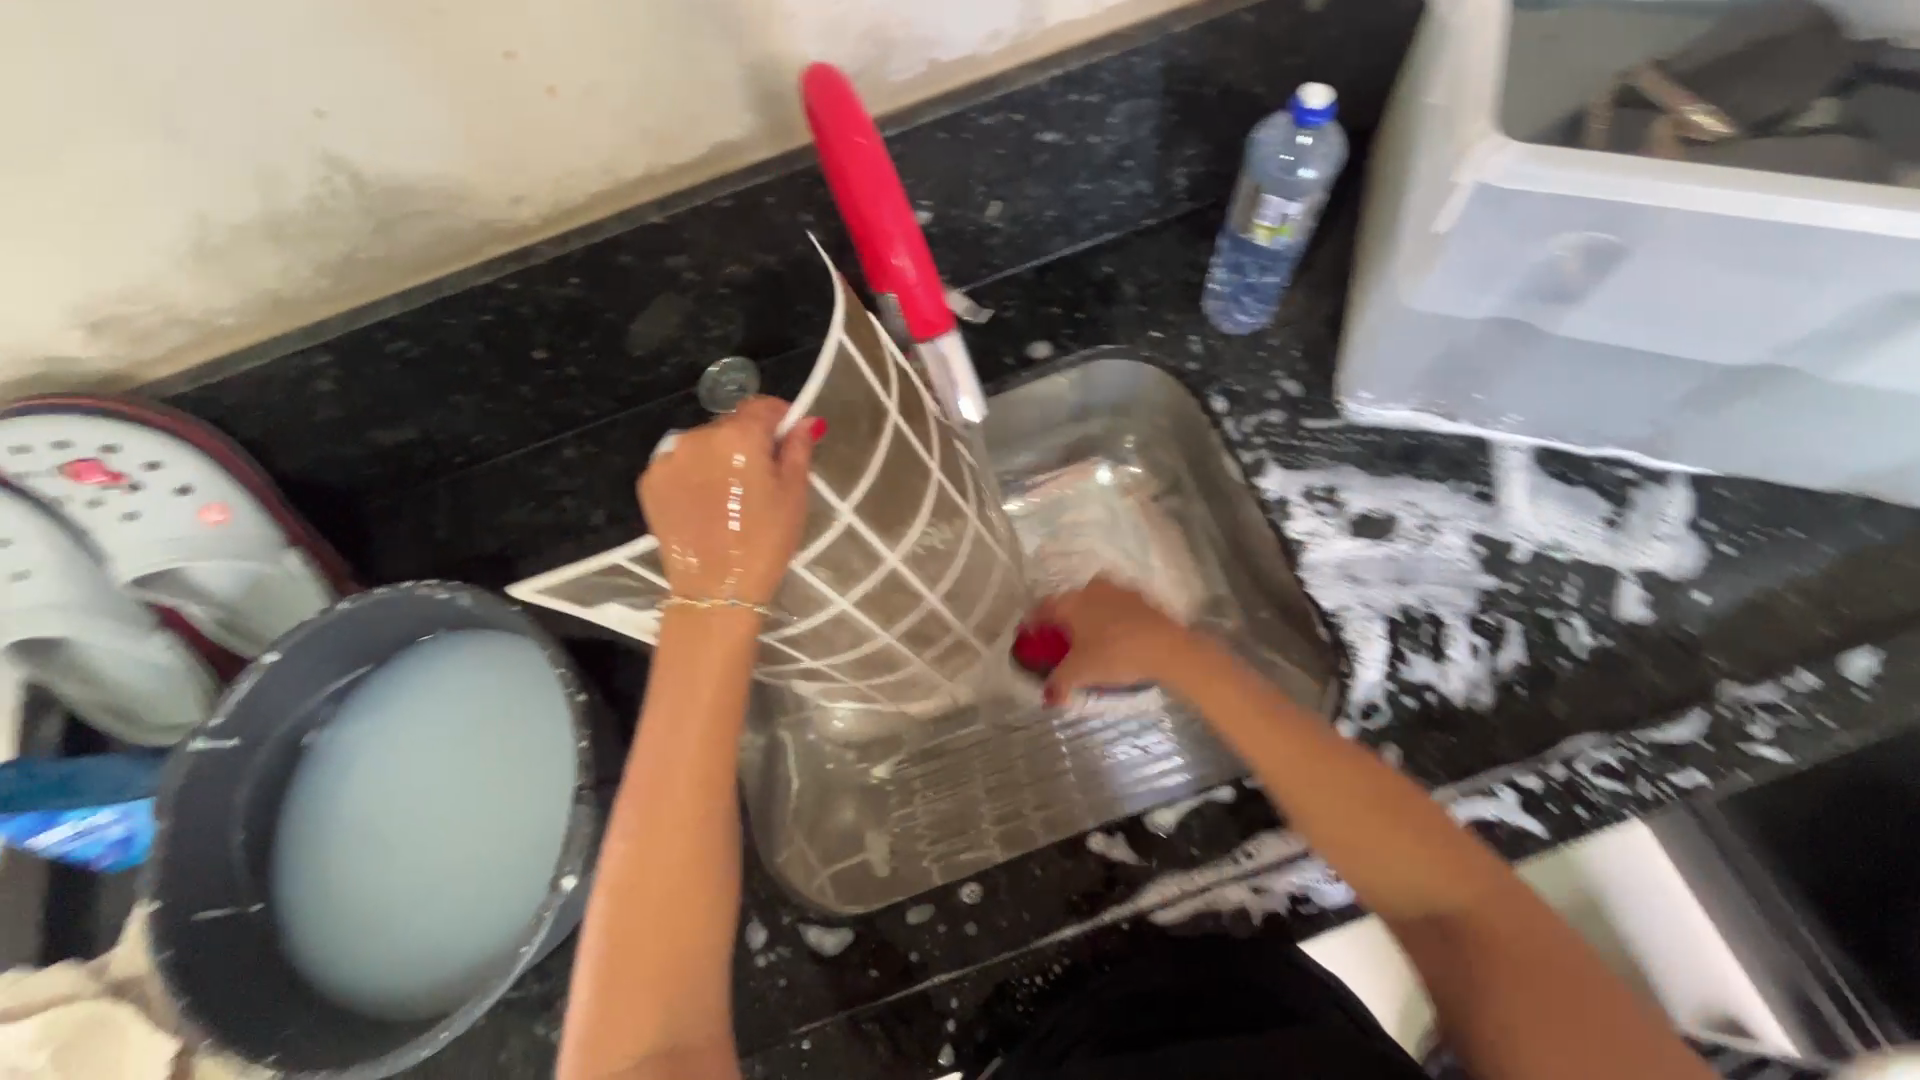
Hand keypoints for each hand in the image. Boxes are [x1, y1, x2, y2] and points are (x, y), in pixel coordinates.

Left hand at [638, 397, 823, 606]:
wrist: (716, 589)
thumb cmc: (766, 542)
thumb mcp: (795, 495)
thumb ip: (797, 449)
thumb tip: (801, 422)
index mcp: (739, 436)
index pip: (762, 407)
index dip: (779, 417)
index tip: (788, 437)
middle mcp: (698, 436)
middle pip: (730, 426)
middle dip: (747, 443)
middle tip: (761, 478)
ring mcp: (668, 459)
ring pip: (703, 446)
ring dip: (718, 459)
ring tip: (730, 497)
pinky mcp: (650, 482)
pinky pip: (679, 466)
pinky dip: (693, 477)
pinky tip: (704, 506)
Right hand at [1028, 577, 1194, 702]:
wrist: (1167, 647)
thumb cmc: (1115, 655)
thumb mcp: (1081, 673)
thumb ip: (1059, 683)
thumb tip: (1048, 698)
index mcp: (1070, 602)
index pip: (1041, 609)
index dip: (1031, 624)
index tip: (1028, 638)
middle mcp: (1090, 589)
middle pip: (1067, 604)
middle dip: (1061, 621)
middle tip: (1059, 642)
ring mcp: (1117, 590)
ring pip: (1093, 602)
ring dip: (1087, 617)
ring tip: (1088, 639)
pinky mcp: (1140, 597)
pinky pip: (1116, 607)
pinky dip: (1110, 619)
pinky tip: (1115, 636)